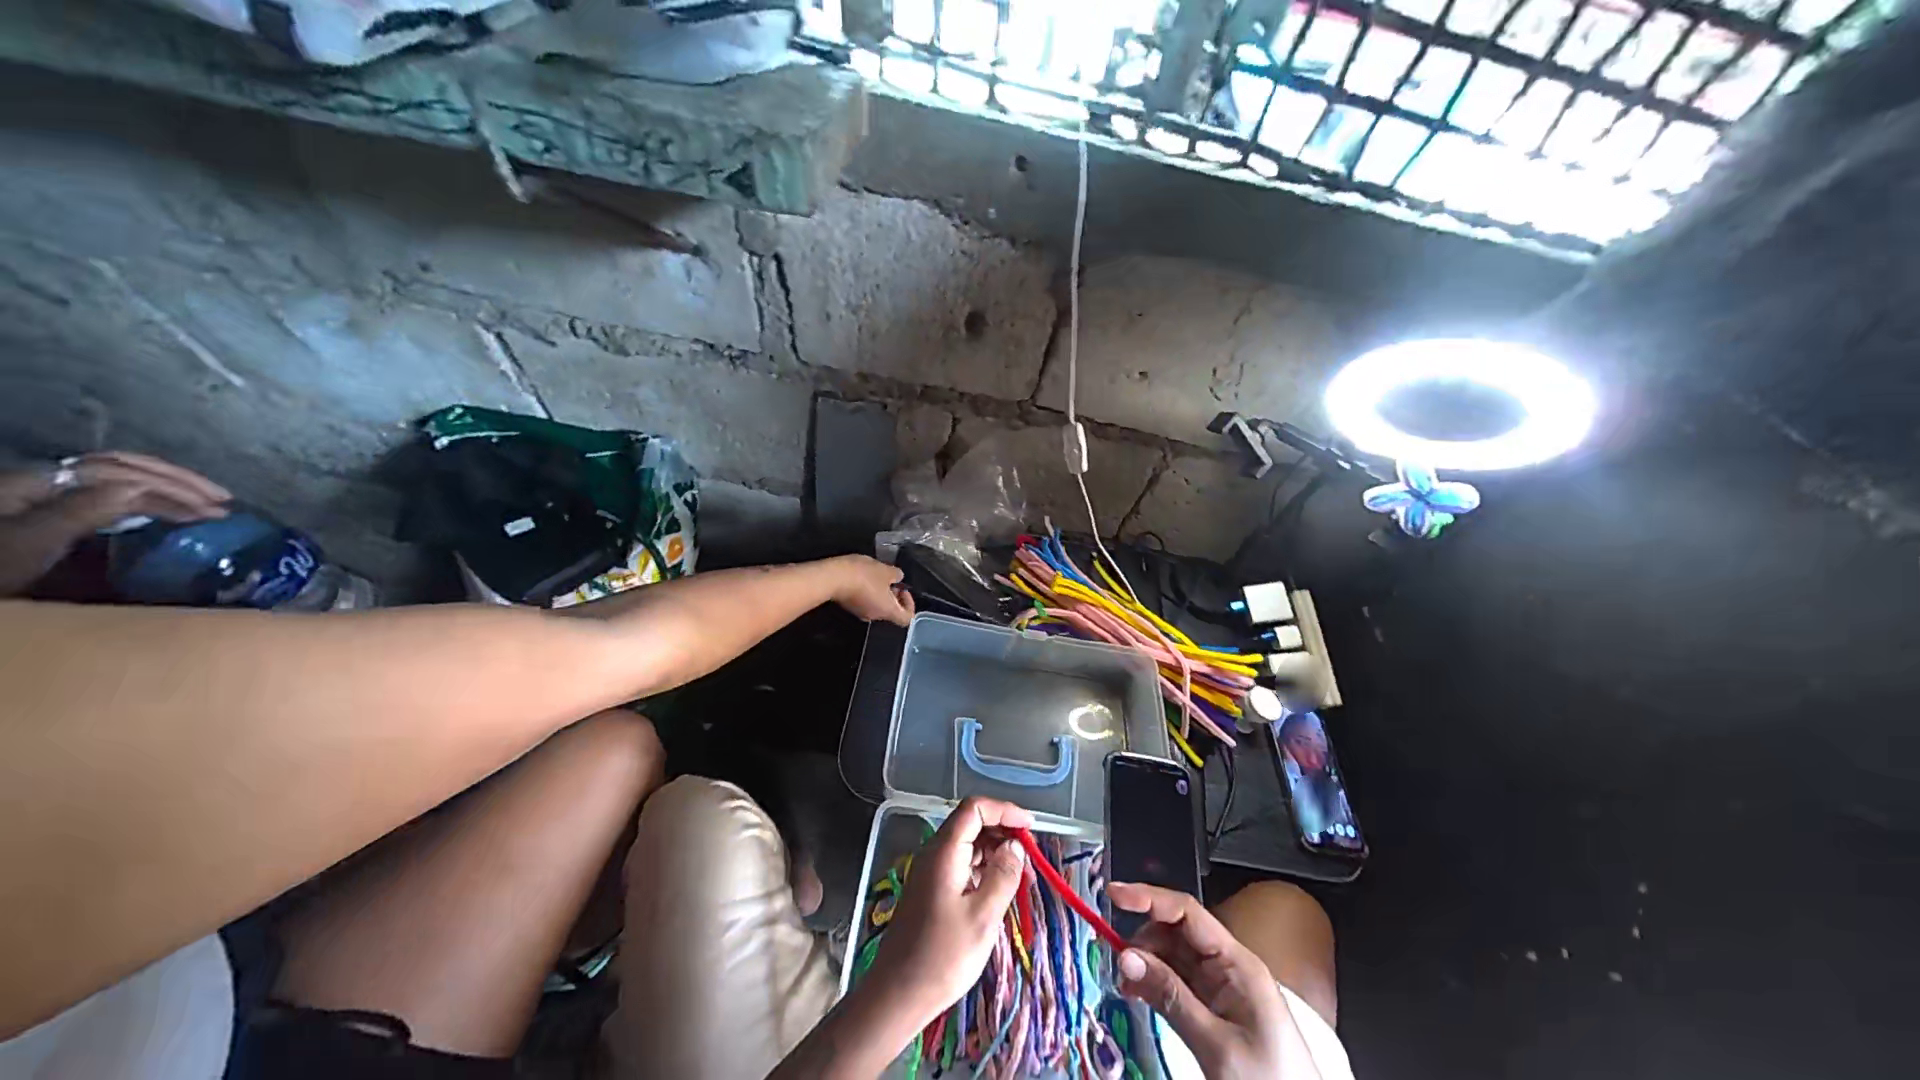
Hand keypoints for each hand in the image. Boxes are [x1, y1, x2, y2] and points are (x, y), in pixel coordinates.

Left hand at [0, 452, 229, 595]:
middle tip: (223, 500)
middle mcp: (42, 479)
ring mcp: (42, 493)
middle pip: (120, 466)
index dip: (172, 491)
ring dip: (168, 483)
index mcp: (36, 482)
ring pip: (117, 474)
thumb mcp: (30, 544)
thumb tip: (144, 489)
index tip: (216, 514)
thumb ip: (81, 513)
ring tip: (207, 500)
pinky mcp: (45, 510)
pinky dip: (147, 493)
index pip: (119, 475)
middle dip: (177, 480)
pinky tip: (167, 506)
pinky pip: (106, 489)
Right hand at [827, 554, 913, 625]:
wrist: (832, 578)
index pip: (907, 618)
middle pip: (891, 611)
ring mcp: (860, 613)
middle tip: (890, 580)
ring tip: (876, 576)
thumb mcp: (885, 570)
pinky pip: (864, 601)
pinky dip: (868, 592)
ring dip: (881, 593)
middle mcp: (875, 616)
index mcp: (888, 611)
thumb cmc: (864, 576)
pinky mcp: (849, 607)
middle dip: (894, 595)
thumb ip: (896, 575)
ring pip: (877, 606)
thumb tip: (899, 577)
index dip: (910, 605)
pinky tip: (863, 577)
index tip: (903, 589)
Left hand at [865, 797, 1030, 1026]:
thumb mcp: (983, 916)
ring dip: (996, 853)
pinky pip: (962, 866)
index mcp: (944, 851)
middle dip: (1004, 833)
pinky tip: (1000, 890)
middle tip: (1030, 859)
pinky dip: (984, 870)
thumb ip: (1003, 875)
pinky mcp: (932, 891)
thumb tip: (1016, 846)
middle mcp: (935, 854)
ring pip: (968, 846)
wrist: (898, 993)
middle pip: (971, 823)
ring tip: (1022, 879)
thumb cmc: (943, 955)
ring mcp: (932, 872)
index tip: (1031, 828)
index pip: (974, 808)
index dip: (1005, 811)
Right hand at [1109, 882, 1312, 1079]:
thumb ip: (1170, 997)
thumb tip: (1126, 957)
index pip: (1187, 912)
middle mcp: (1228, 967)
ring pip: (1172, 956)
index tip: (1113, 895)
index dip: (1149, 898)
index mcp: (1237, 963)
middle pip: (1176, 932)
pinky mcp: (1214, 1011)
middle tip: (1116, 963)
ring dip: (1145, 963)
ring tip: (1124, 986)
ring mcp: (1221, 988)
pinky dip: (1153, 984)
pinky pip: (1176, 982)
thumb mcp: (1217, 1046)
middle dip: (1143, 939)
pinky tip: (1136, 995)